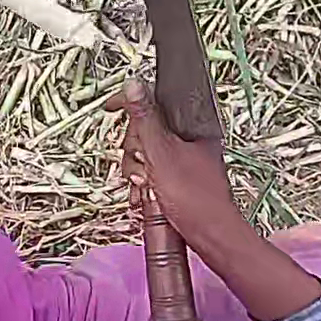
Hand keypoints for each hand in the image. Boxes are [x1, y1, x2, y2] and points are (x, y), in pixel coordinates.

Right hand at [107, 79, 246, 253]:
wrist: (211, 236)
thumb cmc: (193, 198)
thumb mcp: (161, 153)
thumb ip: (146, 119)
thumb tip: (133, 85)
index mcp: (193, 124)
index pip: (156, 100)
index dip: (129, 103)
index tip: (110, 107)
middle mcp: (190, 137)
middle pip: (145, 128)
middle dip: (135, 149)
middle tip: (141, 166)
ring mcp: (185, 156)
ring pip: (145, 151)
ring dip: (137, 169)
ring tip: (145, 185)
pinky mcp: (179, 175)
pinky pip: (152, 168)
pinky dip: (143, 180)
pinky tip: (145, 193)